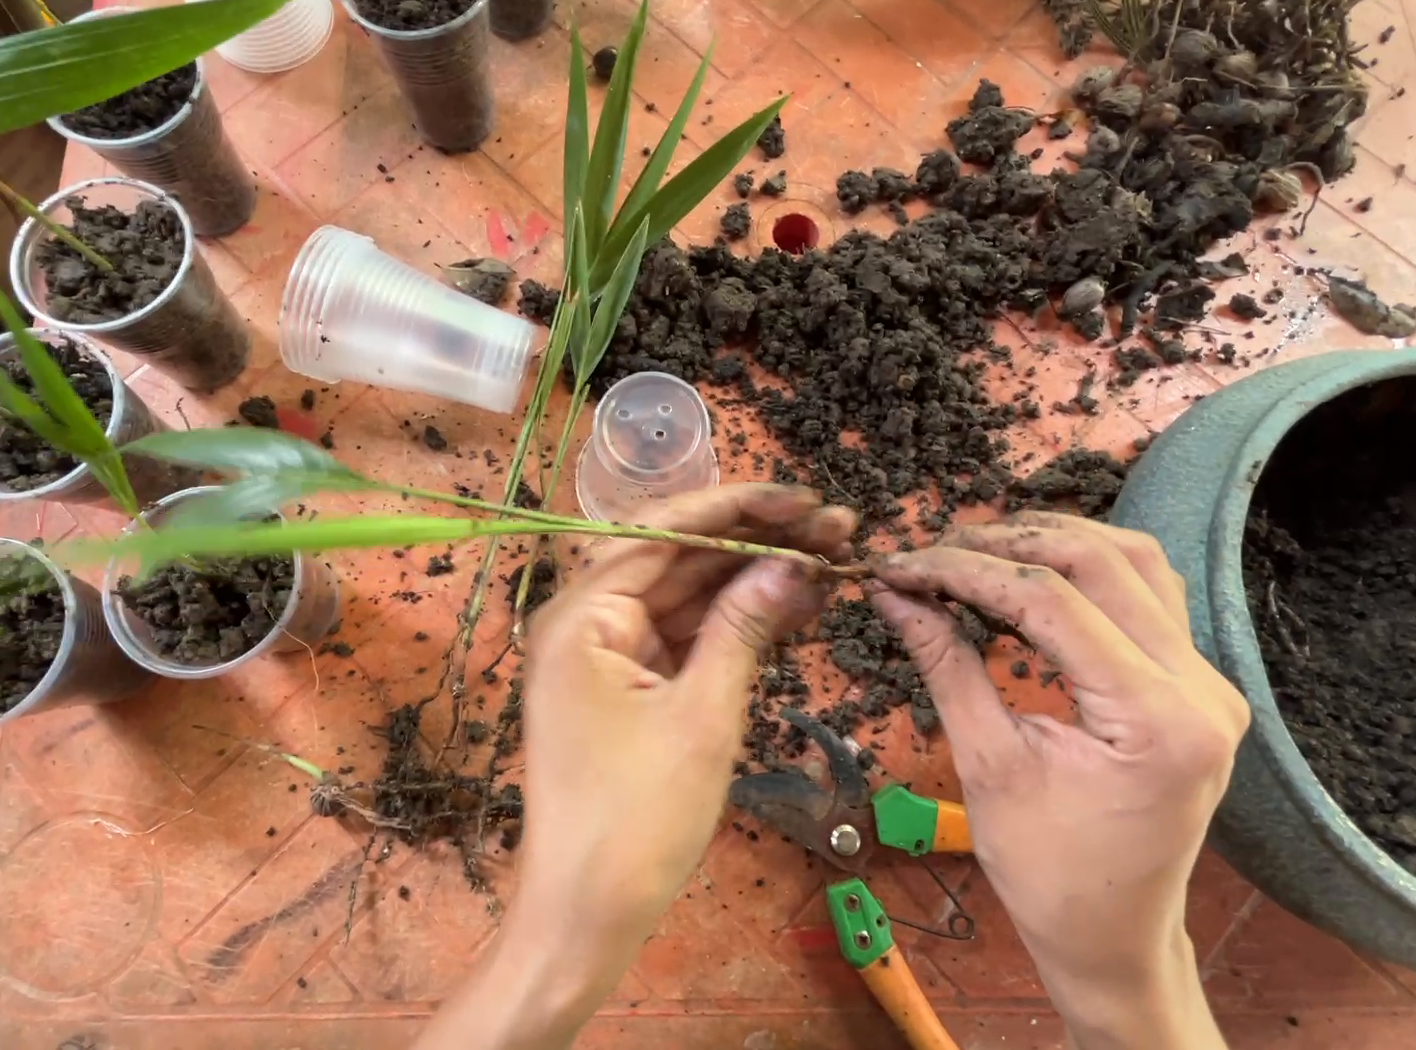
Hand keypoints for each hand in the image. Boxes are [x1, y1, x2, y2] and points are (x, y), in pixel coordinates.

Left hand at [413, 484, 853, 1049]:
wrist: (587, 916)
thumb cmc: (637, 820)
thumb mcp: (703, 717)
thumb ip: (745, 627)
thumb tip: (795, 563)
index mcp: (582, 614)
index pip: (662, 531)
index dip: (736, 507)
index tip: (802, 500)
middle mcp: (586, 619)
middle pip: (677, 557)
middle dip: (753, 540)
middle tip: (832, 527)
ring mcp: (606, 651)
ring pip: (687, 593)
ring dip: (751, 576)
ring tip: (828, 557)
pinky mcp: (629, 681)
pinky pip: (685, 633)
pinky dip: (734, 620)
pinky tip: (793, 600)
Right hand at [866, 512, 1245, 1049]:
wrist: (1113, 934)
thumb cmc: (1046, 869)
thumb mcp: (985, 762)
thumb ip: (944, 663)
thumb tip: (894, 595)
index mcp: (1153, 719)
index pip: (1049, 599)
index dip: (963, 570)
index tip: (900, 567)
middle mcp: (1199, 686)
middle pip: (1099, 561)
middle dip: (1002, 543)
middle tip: (930, 553)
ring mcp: (1206, 681)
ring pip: (1133, 560)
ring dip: (1047, 541)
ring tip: (973, 552)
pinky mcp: (1193, 682)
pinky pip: (1145, 591)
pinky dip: (1081, 566)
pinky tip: (1027, 574)